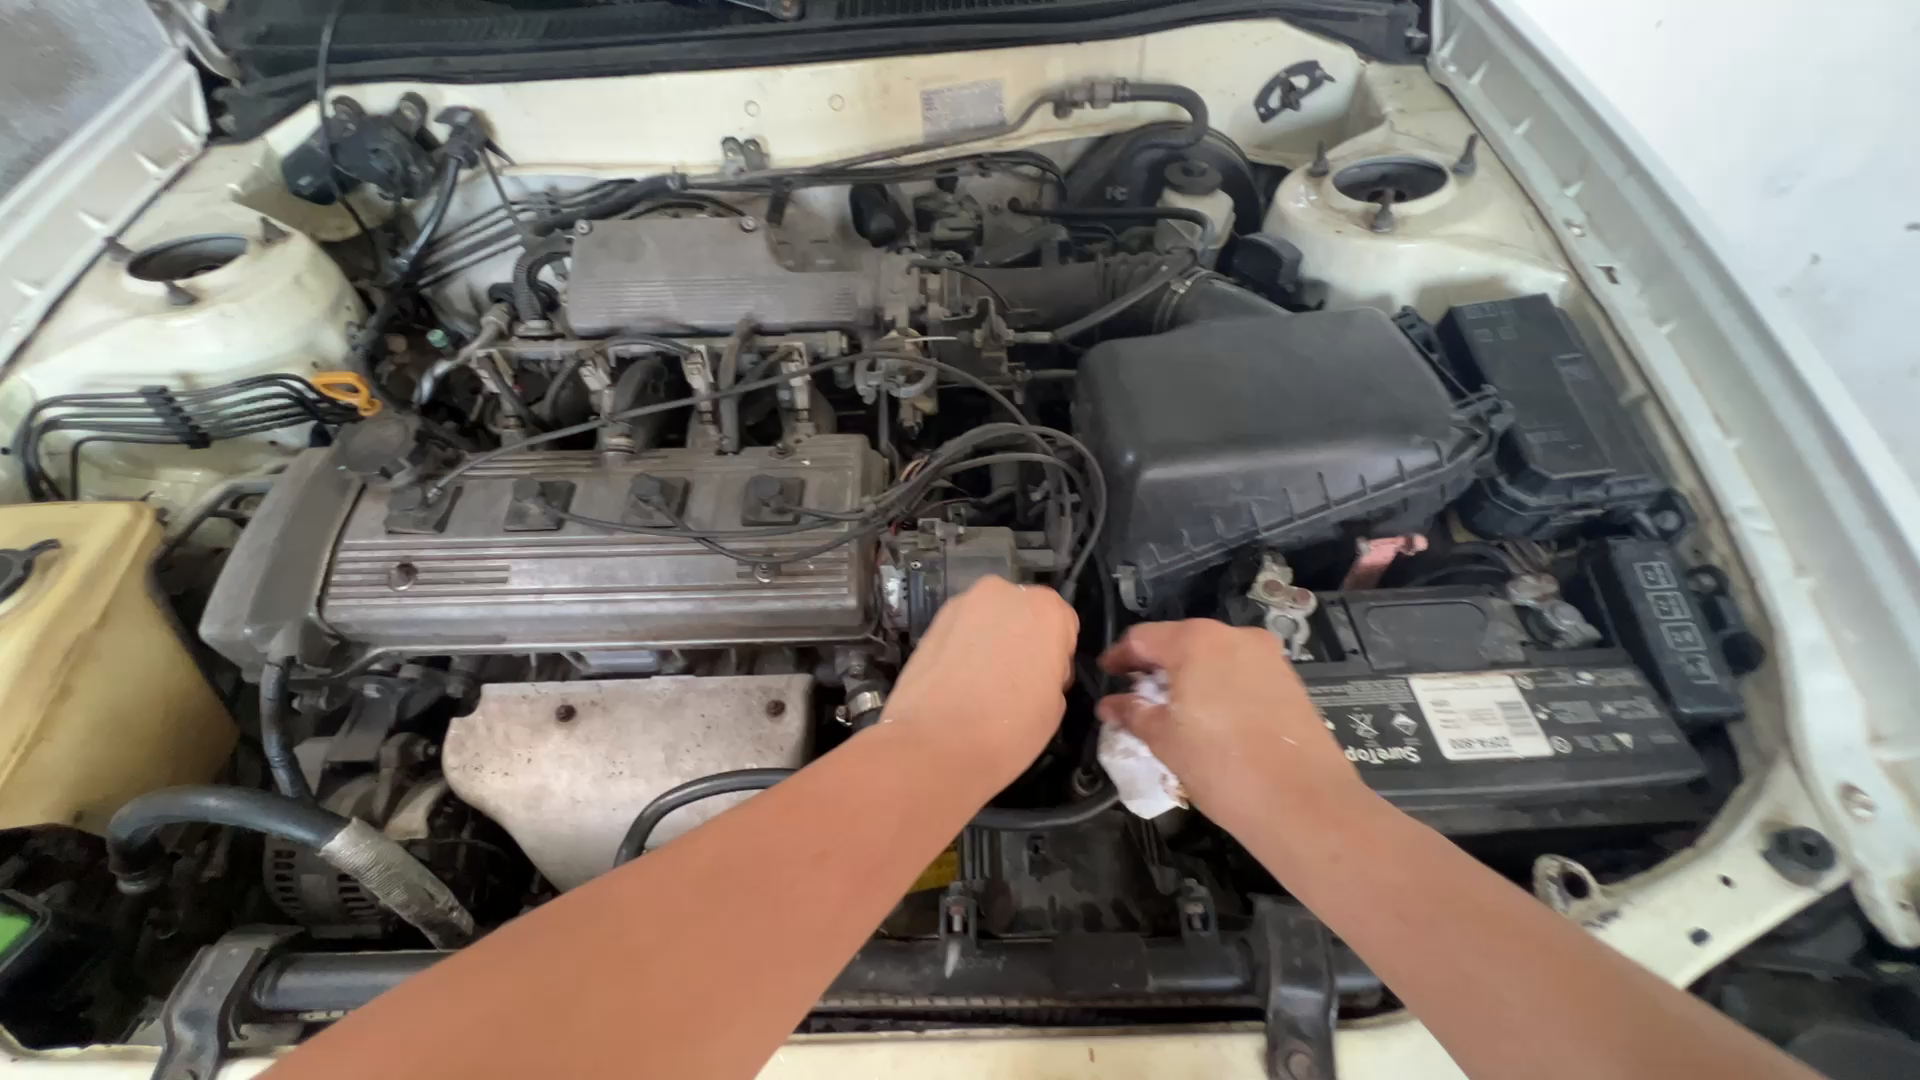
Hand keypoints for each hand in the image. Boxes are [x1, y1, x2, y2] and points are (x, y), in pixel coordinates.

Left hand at [881, 577, 1078, 780]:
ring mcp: (962, 603)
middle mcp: (1004, 593)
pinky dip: (963, 647)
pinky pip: (961, 630)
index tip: (1046, 680)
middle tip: (1014, 681)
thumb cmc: (1009, 728)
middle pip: (1023, 613)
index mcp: (1046, 609)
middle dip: (1022, 639)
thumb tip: (1034, 669)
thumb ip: (1050, 670)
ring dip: (991, 640)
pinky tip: (958, 681)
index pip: (1063, 623)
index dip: (1056, 653)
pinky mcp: (932, 622)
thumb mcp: (1056, 704)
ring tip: (981, 683)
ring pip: (989, 619)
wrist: (936, 743)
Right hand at [1096, 620, 1365, 830]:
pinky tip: (1212, 719)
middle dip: (1155, 667)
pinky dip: (1218, 686)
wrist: (1303, 804)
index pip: (1142, 637)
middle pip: (1180, 641)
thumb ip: (1133, 713)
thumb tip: (1110, 705)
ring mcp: (1267, 656)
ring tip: (1174, 711)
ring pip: (1213, 656)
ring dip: (1188, 676)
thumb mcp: (1164, 739)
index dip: (1119, 657)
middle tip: (1137, 697)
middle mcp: (1233, 636)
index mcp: (1195, 641)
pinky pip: (1240, 672)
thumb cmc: (1221, 765)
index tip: (1107, 678)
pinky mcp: (1289, 680)